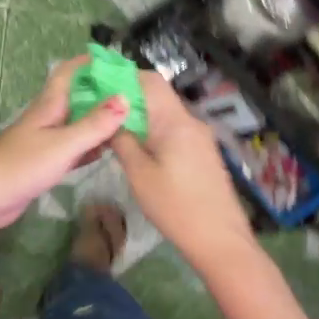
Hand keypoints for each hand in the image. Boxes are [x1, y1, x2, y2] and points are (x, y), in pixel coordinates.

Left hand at [0, 56, 129, 230]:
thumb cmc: (23, 166)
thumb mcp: (63, 144)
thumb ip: (94, 124)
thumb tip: (124, 97)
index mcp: (49, 105)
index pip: (69, 72)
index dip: (91, 63)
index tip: (120, 63)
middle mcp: (48, 116)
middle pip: (77, 96)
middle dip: (103, 92)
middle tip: (138, 94)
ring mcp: (46, 138)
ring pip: (78, 122)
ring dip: (100, 119)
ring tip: (132, 119)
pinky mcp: (46, 160)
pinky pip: (75, 146)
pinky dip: (92, 145)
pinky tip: (111, 150)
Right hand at [109, 72, 258, 274]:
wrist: (220, 241)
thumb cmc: (175, 206)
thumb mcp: (138, 173)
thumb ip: (121, 141)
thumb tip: (110, 120)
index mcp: (175, 121)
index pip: (150, 80)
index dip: (123, 76)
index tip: (98, 84)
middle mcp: (191, 122)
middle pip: (157, 96)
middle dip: (128, 98)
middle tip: (99, 109)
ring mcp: (200, 139)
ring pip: (165, 114)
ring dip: (140, 116)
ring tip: (113, 129)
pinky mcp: (203, 154)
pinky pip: (174, 131)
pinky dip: (153, 131)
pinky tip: (137, 148)